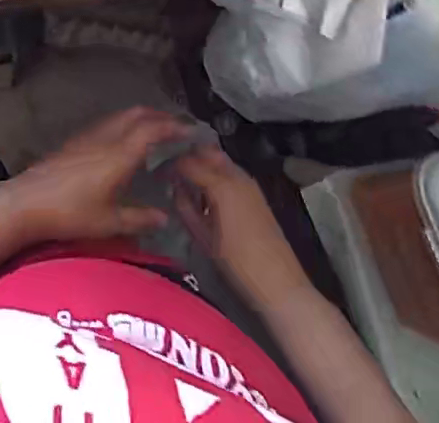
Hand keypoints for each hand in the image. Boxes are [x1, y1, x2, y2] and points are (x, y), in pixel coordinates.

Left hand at [1, 107, 190, 243]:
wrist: (27, 201)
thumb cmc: (70, 213)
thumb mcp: (108, 222)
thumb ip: (139, 218)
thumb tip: (164, 217)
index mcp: (117, 155)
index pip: (151, 130)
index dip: (173, 127)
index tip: (192, 131)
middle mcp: (104, 138)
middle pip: (136, 115)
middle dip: (160, 116)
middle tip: (179, 129)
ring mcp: (87, 137)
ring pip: (120, 117)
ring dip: (142, 119)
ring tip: (158, 133)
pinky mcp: (75, 142)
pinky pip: (108, 124)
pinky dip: (126, 125)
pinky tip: (127, 142)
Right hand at [173, 145, 306, 299]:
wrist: (281, 285)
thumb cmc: (238, 264)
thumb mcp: (204, 238)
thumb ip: (185, 208)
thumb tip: (174, 189)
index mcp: (221, 185)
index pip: (188, 162)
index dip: (170, 164)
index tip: (157, 170)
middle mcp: (237, 177)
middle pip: (207, 152)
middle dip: (188, 155)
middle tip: (171, 167)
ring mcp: (250, 184)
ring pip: (221, 160)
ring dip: (204, 162)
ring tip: (186, 176)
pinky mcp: (257, 194)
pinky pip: (232, 172)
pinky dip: (217, 172)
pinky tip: (208, 189)